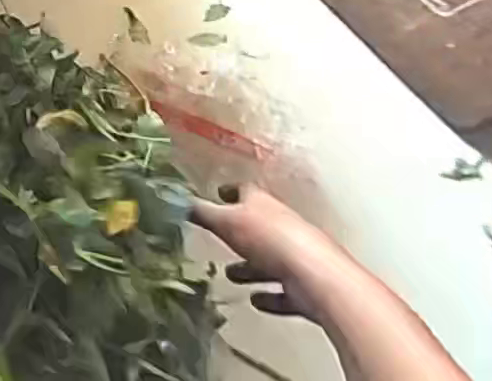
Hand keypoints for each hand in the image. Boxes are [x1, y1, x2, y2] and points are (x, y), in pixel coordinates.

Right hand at [192, 184, 355, 318]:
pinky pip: (287, 290)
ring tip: (232, 275)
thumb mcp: (221, 220)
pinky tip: (257, 300)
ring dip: (252, 267)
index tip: (217, 194)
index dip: (229, 192)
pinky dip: (271, 294)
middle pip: (259, 227)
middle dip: (239, 236)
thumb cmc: (268, 239)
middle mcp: (285, 225)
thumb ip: (196, 210)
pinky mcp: (314, 287)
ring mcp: (304, 257)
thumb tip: (167, 196)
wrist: (324, 283)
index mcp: (263, 204)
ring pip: (273, 260)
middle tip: (219, 240)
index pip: (245, 190)